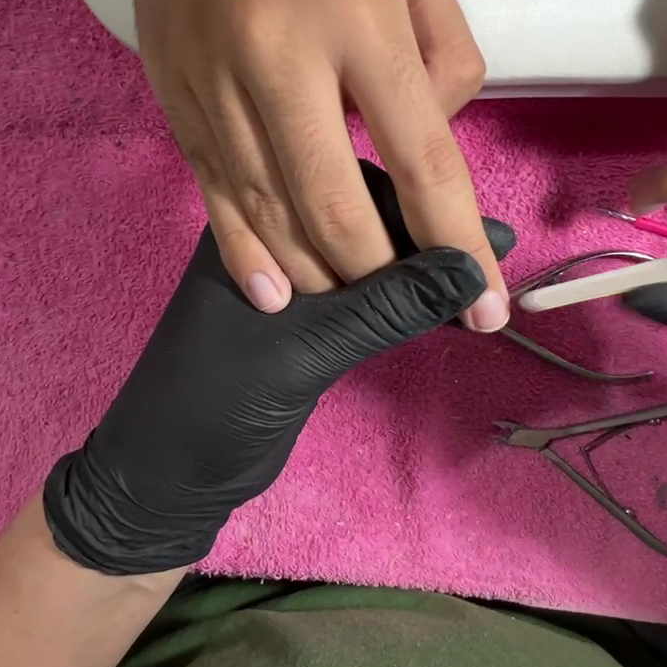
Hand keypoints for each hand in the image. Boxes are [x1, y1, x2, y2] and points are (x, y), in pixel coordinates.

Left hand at [45, 164, 515, 573]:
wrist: (169, 476)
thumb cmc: (216, 403)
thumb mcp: (305, 350)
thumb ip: (385, 307)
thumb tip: (469, 267)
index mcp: (253, 223)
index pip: (346, 190)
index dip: (418, 206)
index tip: (483, 227)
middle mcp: (269, 239)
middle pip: (362, 219)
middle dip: (428, 235)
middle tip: (497, 248)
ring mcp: (285, 280)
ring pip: (365, 259)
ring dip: (419, 268)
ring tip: (481, 273)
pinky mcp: (300, 322)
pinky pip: (359, 297)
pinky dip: (399, 299)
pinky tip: (438, 301)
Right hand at [114, 0, 507, 329]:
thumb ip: (445, 58)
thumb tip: (432, 141)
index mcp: (356, 18)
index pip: (421, 159)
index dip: (456, 247)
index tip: (482, 307)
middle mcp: (277, 58)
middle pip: (334, 206)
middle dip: (379, 275)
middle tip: (408, 303)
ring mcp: (215, 81)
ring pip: (268, 211)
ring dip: (317, 274)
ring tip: (351, 304)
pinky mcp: (175, 93)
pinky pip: (212, 191)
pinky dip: (245, 252)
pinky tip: (273, 294)